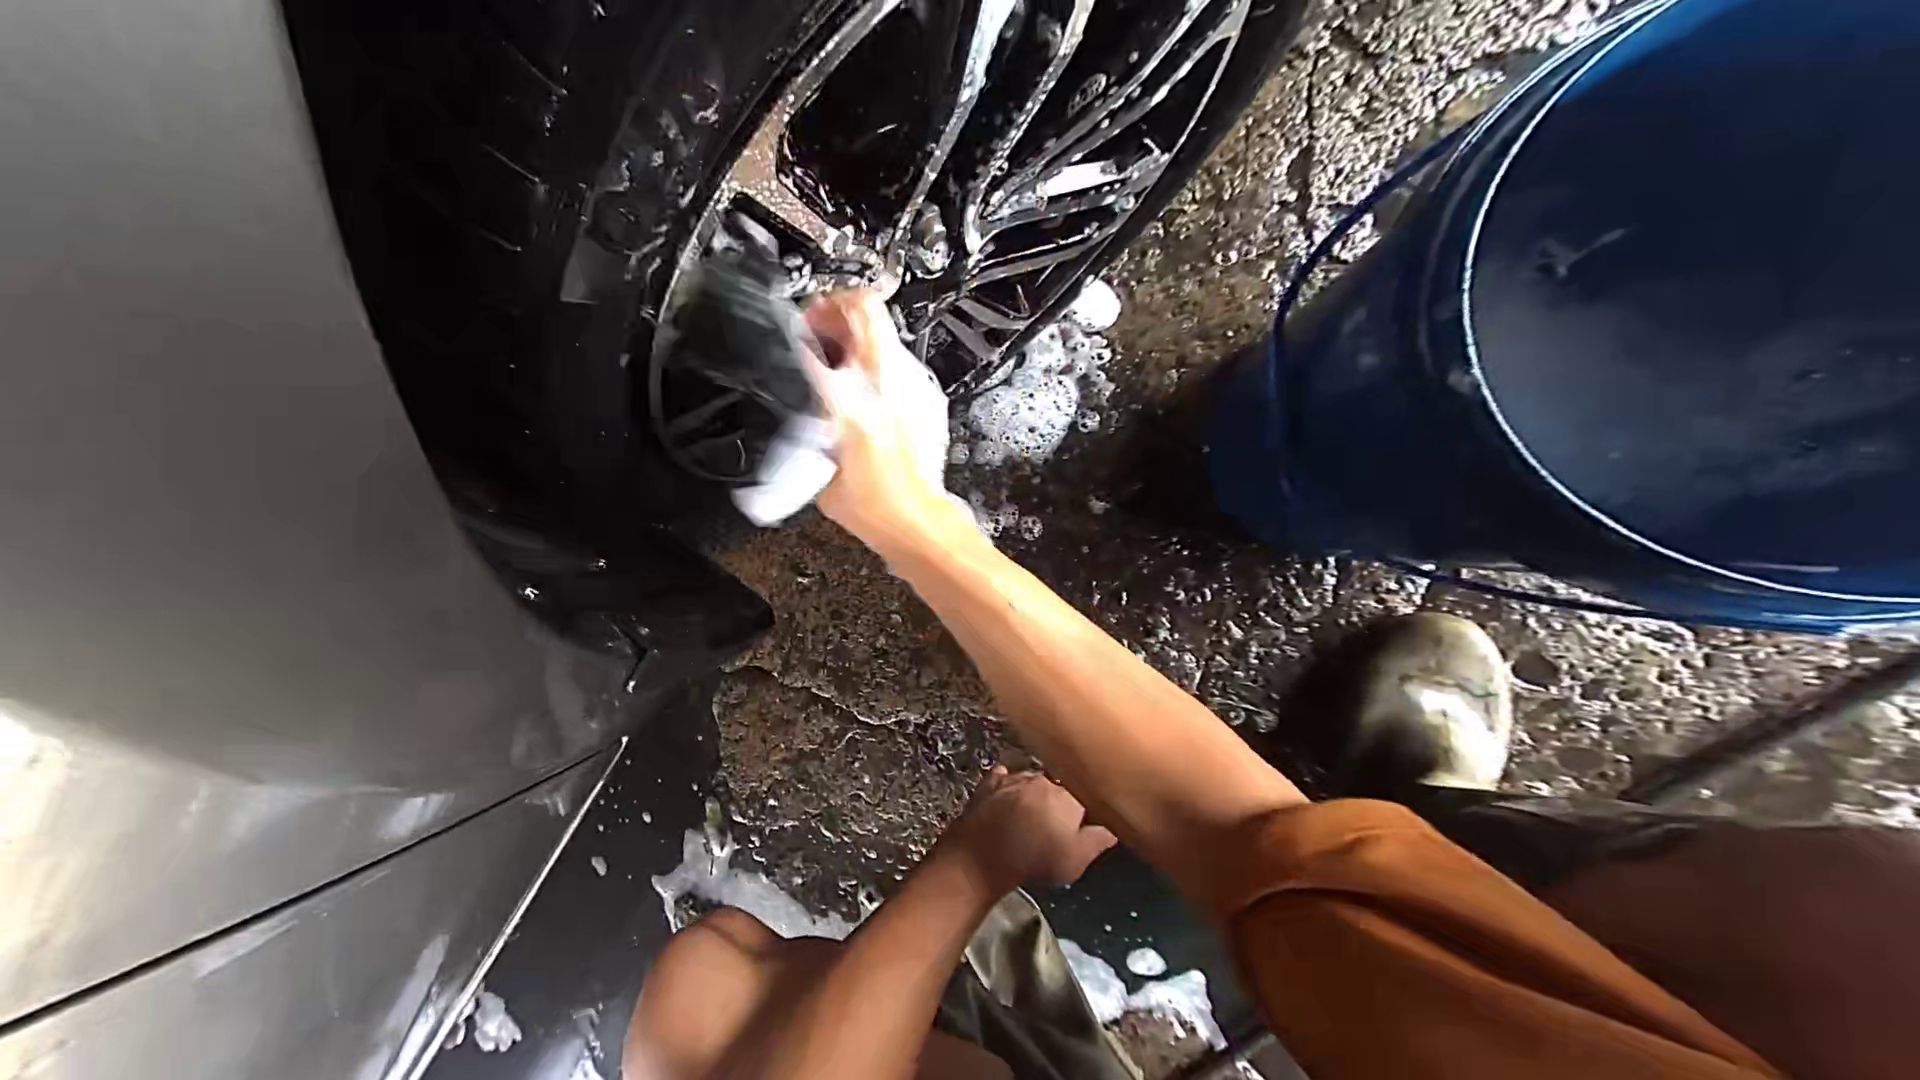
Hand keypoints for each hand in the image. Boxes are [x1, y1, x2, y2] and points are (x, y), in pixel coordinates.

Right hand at [803, 290, 974, 556]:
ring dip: (859, 335)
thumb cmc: (873, 503)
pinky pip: (902, 362)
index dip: (809, 319)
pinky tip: (867, 388)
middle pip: (866, 310)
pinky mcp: (929, 397)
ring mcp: (915, 386)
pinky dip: (880, 362)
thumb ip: (809, 422)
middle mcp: (889, 383)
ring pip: (888, 332)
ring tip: (840, 358)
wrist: (916, 519)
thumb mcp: (816, 465)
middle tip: (820, 329)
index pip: (825, 333)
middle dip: (837, 312)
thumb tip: (803, 399)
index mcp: (853, 398)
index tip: (800, 328)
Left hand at [944, 766, 1117, 893]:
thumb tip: (1113, 827)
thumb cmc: (1033, 859)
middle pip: (1060, 787)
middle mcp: (1043, 780)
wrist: (982, 855)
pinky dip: (1008, 785)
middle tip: (1057, 827)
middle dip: (1060, 803)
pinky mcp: (990, 784)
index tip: (1085, 826)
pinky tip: (1008, 794)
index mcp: (1068, 796)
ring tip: (1033, 816)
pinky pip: (1004, 777)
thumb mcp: (1076, 860)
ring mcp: (1014, 779)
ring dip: (1035, 794)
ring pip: (1033, 781)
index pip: (1087, 797)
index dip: (1088, 813)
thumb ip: (1098, 840)